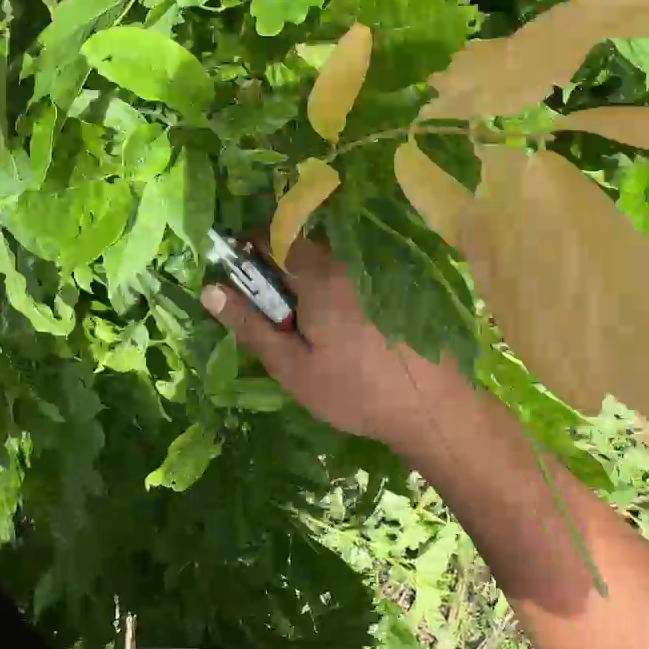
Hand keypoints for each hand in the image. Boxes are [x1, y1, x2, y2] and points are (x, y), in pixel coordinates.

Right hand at [201, 238, 472, 444]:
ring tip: (317, 330)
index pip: (272, 235)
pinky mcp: (402, 285)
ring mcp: (380, 272)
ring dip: (313, 282)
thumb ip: (250, 325)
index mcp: (319, 274)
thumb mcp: (292, 367)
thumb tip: (209, 289)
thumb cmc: (356, 392)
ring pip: (330, 261)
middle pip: (302, 247)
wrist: (438, 413)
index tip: (241, 278)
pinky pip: (357, 273)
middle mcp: (350, 261)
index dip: (250, 249)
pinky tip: (351, 330)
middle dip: (282, 271)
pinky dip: (342, 290)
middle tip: (281, 317)